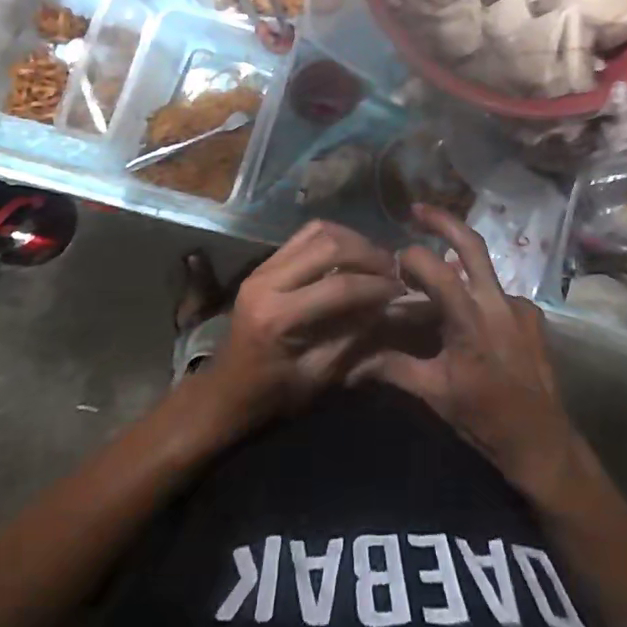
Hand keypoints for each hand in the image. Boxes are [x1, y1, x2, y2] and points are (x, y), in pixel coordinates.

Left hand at [186, 220, 401, 436]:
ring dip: (356, 242)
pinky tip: (354, 255)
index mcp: (276, 318)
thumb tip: (390, 305)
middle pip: (330, 246)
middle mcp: (266, 283)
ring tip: (377, 261)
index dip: (377, 285)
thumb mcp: (320, 376)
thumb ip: (356, 337)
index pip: (339, 286)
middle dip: (370, 255)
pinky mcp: (266, 263)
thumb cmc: (272, 394)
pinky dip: (338, 238)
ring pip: (320, 232)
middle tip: (393, 271)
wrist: (224, 392)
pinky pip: (307, 234)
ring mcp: (263, 268)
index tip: (402, 290)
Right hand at [356, 205, 588, 501]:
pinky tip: (468, 316)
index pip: (436, 269)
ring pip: (485, 271)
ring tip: (436, 273)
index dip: (411, 258)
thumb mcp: (433, 394)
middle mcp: (497, 301)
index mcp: (469, 319)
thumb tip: (350, 363)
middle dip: (444, 220)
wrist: (539, 435)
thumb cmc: (482, 416)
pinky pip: (500, 294)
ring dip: (459, 265)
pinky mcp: (533, 314)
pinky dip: (480, 296)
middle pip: (471, 245)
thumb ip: (393, 368)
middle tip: (418, 209)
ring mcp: (519, 305)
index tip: (393, 263)